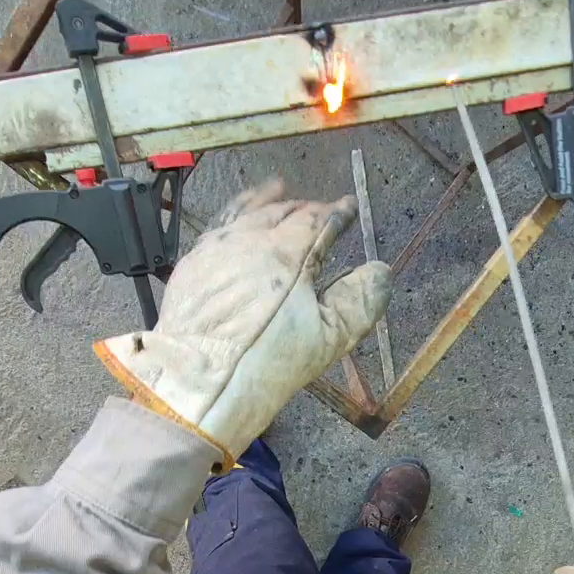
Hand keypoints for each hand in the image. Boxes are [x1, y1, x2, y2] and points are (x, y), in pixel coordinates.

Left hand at [94, 181, 389, 466]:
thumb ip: (359, 301)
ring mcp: (217, 249)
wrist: (201, 385)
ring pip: (246, 212)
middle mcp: (250, 240)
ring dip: (266, 200)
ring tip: (277, 189)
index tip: (350, 207)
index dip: (339, 213)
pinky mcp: (192, 265)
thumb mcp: (327, 339)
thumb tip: (381, 271)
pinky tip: (237, 219)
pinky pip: (218, 226)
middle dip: (306, 207)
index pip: (319, 220)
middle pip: (283, 211)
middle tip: (320, 209)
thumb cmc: (268, 365)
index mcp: (287, 254)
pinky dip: (234, 214)